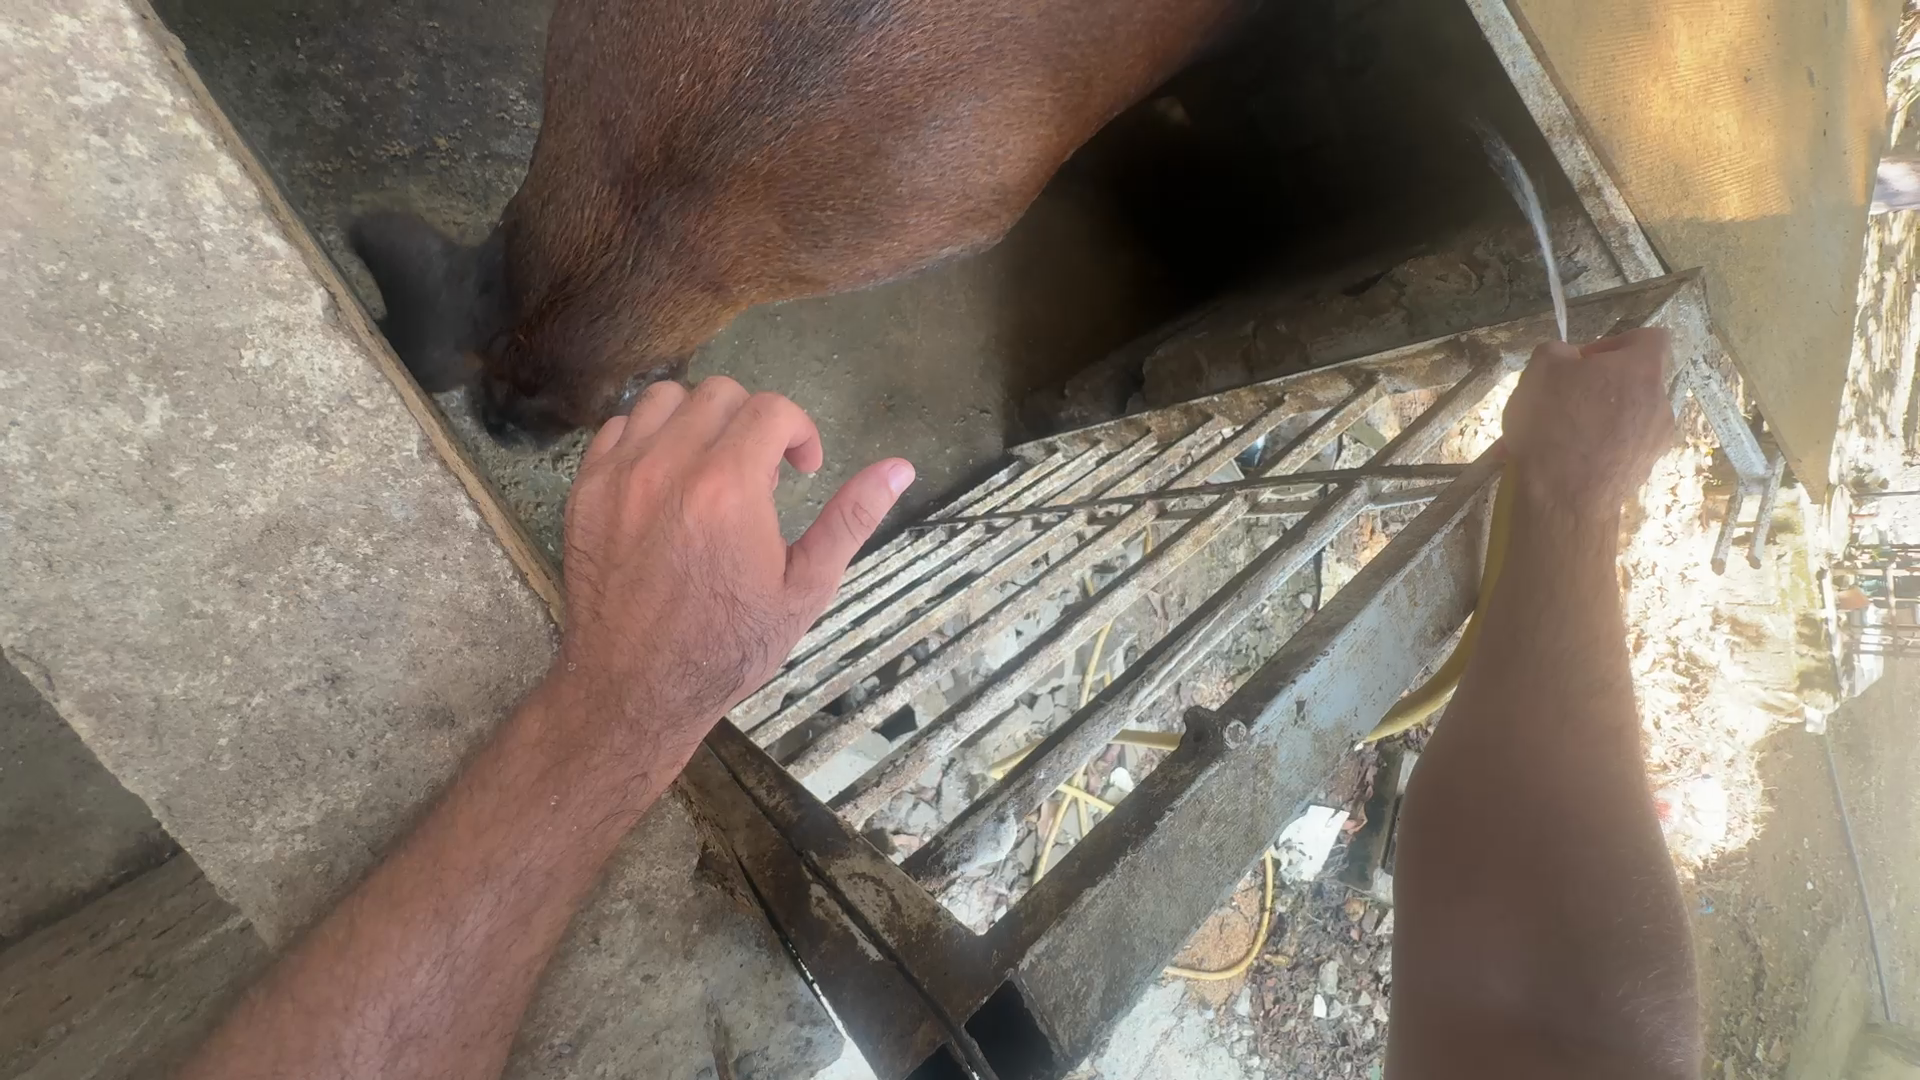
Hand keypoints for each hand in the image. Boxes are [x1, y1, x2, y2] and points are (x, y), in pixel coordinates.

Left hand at [550, 377, 913, 766]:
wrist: (638, 687)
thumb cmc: (732, 644)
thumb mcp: (808, 587)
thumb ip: (851, 518)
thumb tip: (900, 468)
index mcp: (730, 487)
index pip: (772, 409)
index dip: (801, 431)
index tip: (803, 469)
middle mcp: (670, 466)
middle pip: (721, 394)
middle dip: (756, 422)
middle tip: (763, 475)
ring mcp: (619, 475)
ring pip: (666, 398)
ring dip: (702, 420)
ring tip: (715, 467)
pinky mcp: (585, 490)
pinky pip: (620, 427)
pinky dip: (652, 437)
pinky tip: (669, 479)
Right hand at [1500, 327, 1673, 519]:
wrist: (1565, 492)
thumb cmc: (1552, 422)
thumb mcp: (1538, 371)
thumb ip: (1554, 352)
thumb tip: (1566, 357)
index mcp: (1641, 368)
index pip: (1646, 338)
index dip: (1610, 344)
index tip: (1578, 363)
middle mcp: (1660, 398)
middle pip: (1630, 382)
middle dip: (1592, 389)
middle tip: (1554, 404)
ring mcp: (1656, 436)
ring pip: (1620, 417)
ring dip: (1588, 421)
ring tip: (1547, 439)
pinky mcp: (1642, 465)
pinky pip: (1614, 447)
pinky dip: (1589, 449)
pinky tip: (1558, 461)